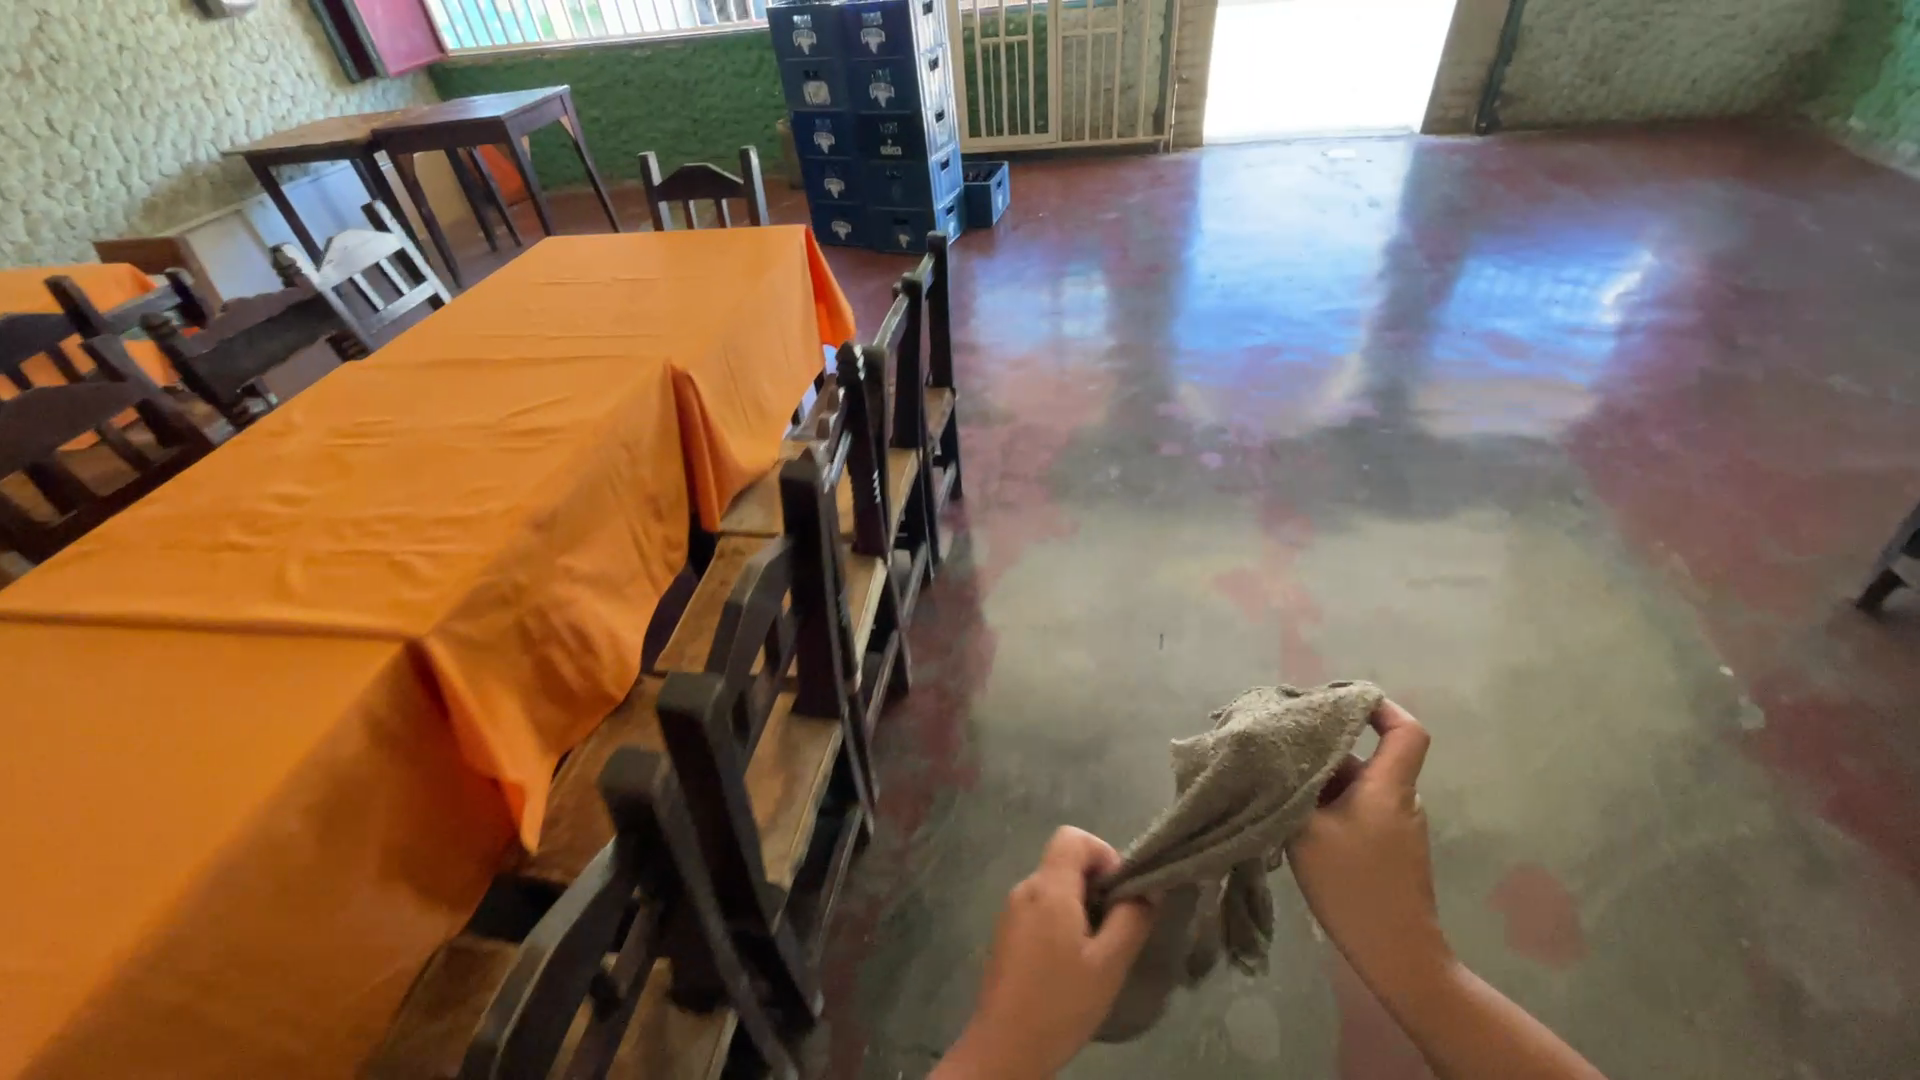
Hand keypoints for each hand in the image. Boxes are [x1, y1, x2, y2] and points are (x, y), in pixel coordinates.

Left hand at [934, 827, 1155, 1079]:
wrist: (1003, 1047)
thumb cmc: (1060, 1003)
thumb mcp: (1108, 964)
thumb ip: (1131, 919)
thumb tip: (1146, 889)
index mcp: (1048, 888)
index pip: (1073, 837)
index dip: (1103, 853)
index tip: (1121, 892)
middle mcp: (1025, 889)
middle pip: (1064, 862)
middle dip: (1096, 885)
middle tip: (1116, 929)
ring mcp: (1011, 911)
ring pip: (1054, 887)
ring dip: (1081, 907)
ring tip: (1096, 952)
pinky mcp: (1006, 933)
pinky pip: (1040, 908)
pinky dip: (1061, 921)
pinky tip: (1071, 963)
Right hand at [1287, 700, 1449, 994]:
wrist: (1395, 953)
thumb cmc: (1352, 885)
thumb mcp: (1306, 830)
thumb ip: (1290, 787)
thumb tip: (1273, 756)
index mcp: (1388, 786)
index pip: (1405, 730)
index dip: (1377, 707)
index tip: (1337, 701)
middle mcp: (1398, 799)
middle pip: (1364, 756)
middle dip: (1323, 747)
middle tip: (1279, 745)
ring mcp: (1393, 825)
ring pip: (1354, 784)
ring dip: (1317, 780)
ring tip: (1275, 785)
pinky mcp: (1385, 848)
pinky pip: (1354, 808)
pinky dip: (1324, 804)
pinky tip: (1291, 819)